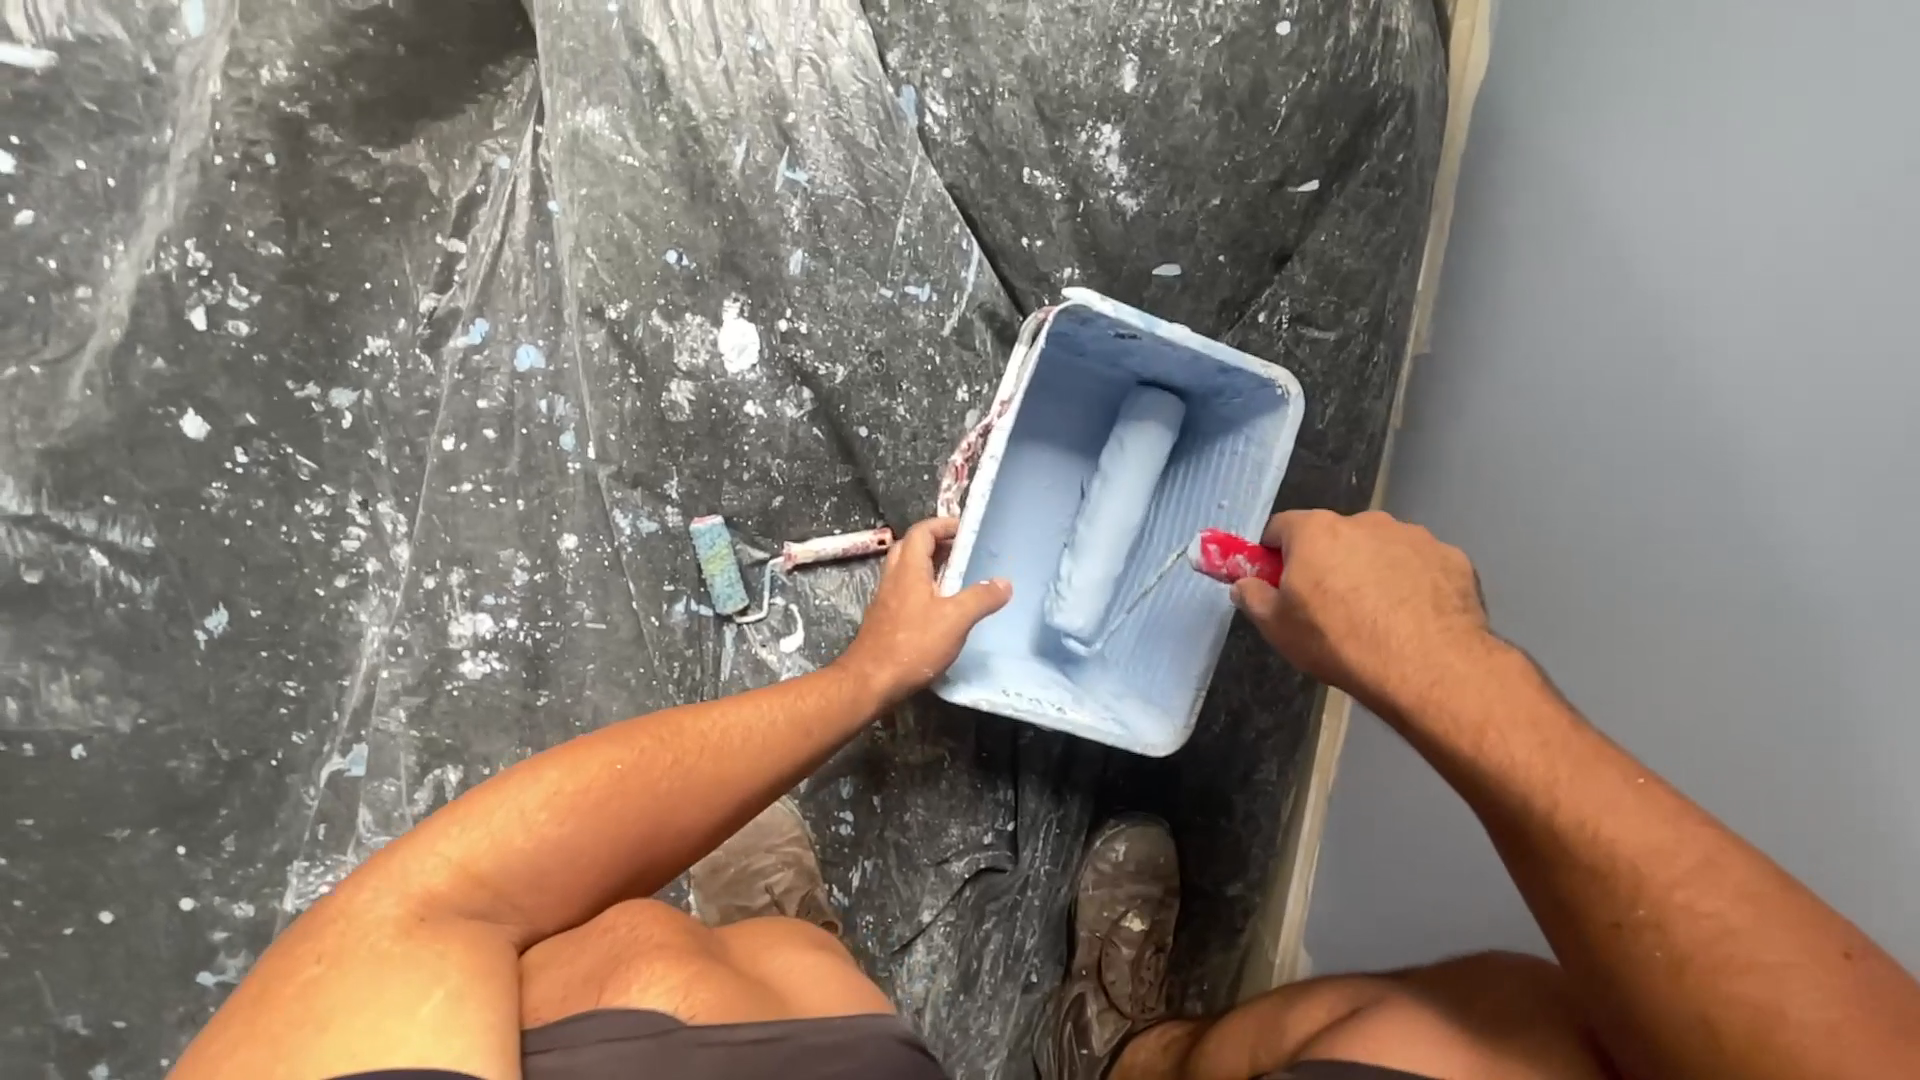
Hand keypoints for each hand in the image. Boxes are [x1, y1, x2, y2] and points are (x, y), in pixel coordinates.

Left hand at [835, 517, 1011, 705]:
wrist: (870, 681)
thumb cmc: (913, 645)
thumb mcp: (955, 620)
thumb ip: (981, 598)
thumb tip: (1004, 582)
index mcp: (909, 569)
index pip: (922, 532)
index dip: (943, 525)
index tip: (966, 531)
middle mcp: (893, 578)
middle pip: (911, 547)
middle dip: (936, 544)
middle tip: (962, 553)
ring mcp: (886, 600)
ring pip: (906, 571)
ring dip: (929, 567)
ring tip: (956, 580)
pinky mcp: (885, 620)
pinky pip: (904, 592)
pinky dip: (923, 589)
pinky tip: (940, 609)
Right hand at [1231, 510, 1501, 718]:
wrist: (1428, 668)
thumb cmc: (1339, 642)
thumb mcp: (1276, 627)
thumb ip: (1252, 596)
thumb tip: (1245, 584)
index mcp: (1315, 530)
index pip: (1281, 526)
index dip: (1274, 553)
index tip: (1277, 581)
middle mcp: (1365, 521)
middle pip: (1333, 535)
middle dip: (1326, 561)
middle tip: (1327, 604)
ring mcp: (1413, 536)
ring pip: (1378, 548)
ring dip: (1370, 569)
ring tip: (1377, 615)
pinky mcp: (1452, 557)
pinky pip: (1419, 565)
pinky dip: (1411, 582)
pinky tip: (1413, 618)